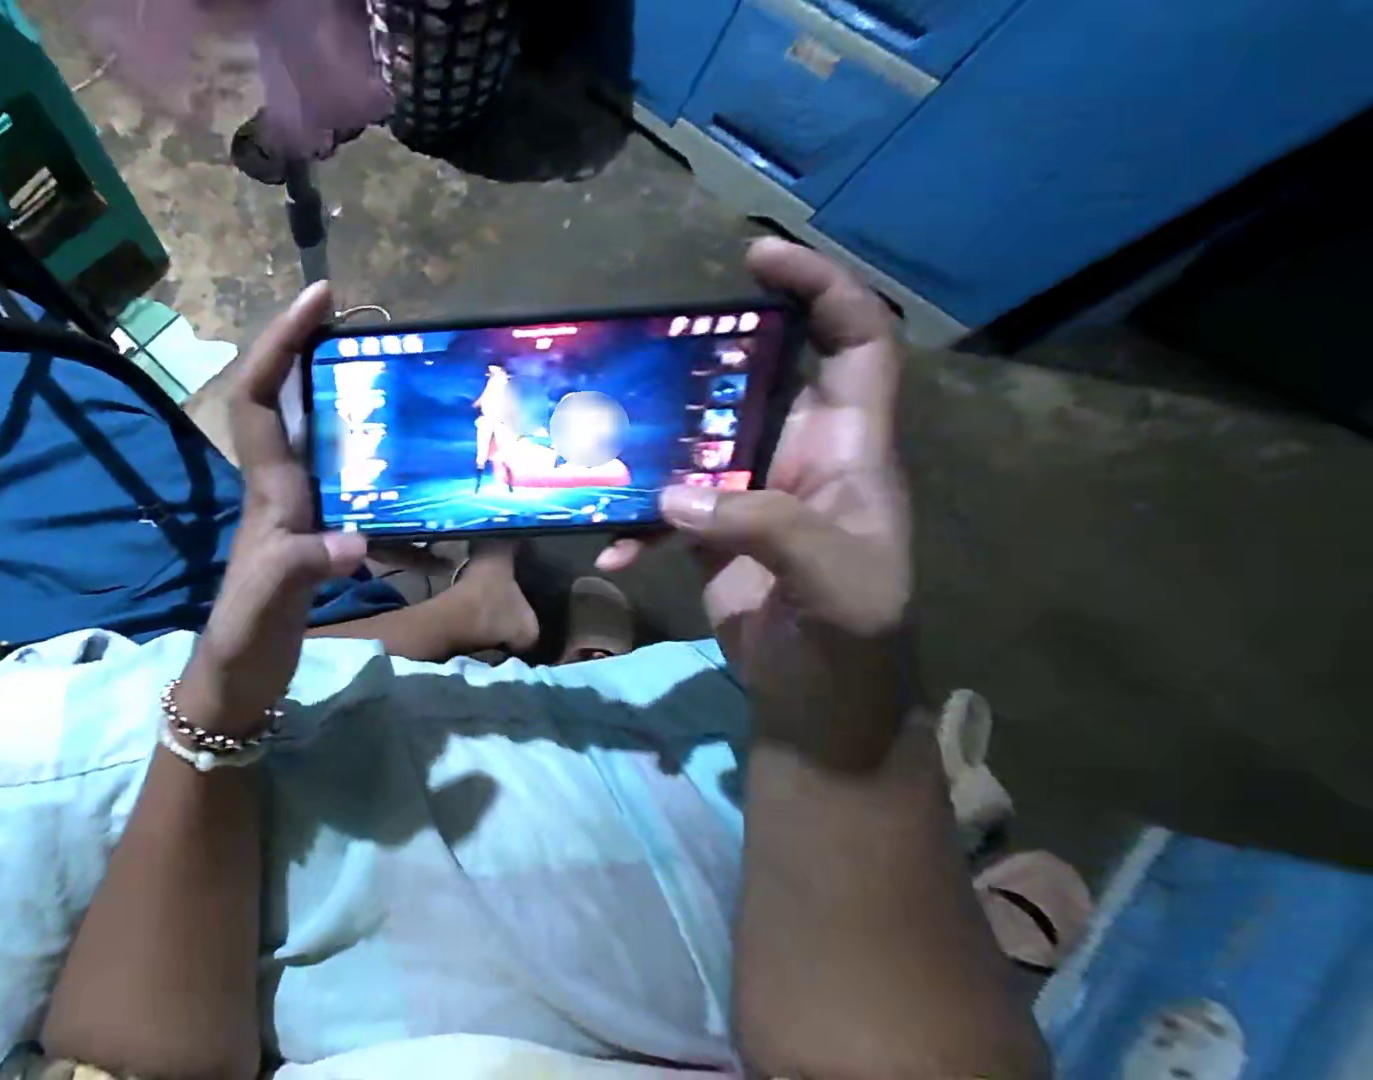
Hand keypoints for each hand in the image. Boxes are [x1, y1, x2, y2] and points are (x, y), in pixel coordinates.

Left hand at [180, 283, 366, 734]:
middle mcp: (284, 485)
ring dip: (359, 407)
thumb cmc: (244, 633)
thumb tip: (358, 540)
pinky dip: (387, 474)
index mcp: (268, 486)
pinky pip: (357, 485)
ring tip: (407, 387)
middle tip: (376, 332)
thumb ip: (303, 566)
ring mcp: (304, 508)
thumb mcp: (268, 599)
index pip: (257, 395)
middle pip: (291, 401)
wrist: (242, 676)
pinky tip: (422, 478)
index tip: (319, 297)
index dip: (280, 342)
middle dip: (321, 355)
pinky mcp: (323, 532)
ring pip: (327, 438)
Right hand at [599, 239, 911, 767]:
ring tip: (602, 446)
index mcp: (851, 452)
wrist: (819, 705)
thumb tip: (670, 496)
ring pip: (696, 443)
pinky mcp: (711, 535)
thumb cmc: (855, 644)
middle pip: (755, 382)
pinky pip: (666, 510)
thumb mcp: (837, 583)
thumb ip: (766, 528)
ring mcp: (748, 497)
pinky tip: (614, 551)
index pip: (856, 345)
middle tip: (647, 350)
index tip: (759, 258)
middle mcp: (798, 459)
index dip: (822, 289)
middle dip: (705, 359)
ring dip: (651, 448)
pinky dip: (636, 525)